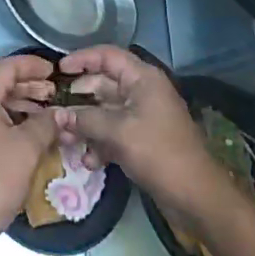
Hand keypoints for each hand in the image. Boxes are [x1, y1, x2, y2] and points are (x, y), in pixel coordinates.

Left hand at [0, 54, 60, 243]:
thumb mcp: (27, 149)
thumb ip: (46, 124)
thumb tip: (62, 113)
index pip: (6, 68)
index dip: (31, 65)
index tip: (54, 70)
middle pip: (0, 83)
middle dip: (29, 85)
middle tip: (55, 91)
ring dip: (23, 103)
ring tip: (49, 110)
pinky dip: (12, 118)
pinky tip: (33, 129)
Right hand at [51, 46, 212, 192]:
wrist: (198, 199)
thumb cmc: (159, 153)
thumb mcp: (118, 132)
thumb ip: (85, 119)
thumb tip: (56, 114)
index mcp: (142, 78)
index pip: (107, 56)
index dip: (81, 59)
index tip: (59, 70)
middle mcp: (142, 91)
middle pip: (102, 84)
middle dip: (79, 101)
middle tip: (56, 112)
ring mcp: (143, 116)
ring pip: (105, 111)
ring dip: (86, 125)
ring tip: (66, 140)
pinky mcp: (142, 140)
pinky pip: (114, 132)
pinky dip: (100, 143)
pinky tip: (89, 161)